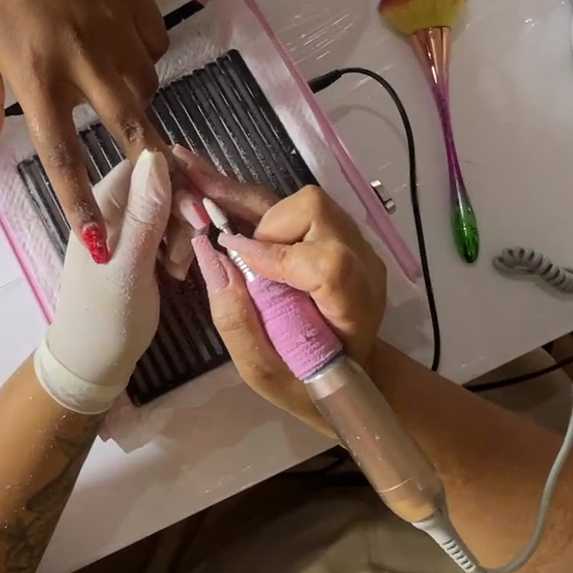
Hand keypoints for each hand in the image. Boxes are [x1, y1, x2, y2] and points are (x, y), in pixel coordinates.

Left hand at [0, 0, 169, 263]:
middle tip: (163, 188)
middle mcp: (85, 58)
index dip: (83, 205)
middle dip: (151, 164)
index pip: (64, 155)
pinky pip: (155, 45)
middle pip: (132, 127)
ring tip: (114, 90)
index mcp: (37, 75)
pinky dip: (143, 56)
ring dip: (136, 100)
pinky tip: (120, 44)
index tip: (102, 242)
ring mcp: (118, 27)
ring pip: (147, 85)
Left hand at [35, 150, 171, 413]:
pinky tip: (176, 271)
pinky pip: (164, 228)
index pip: (145, 164)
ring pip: (167, 206)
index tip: (197, 219)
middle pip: (160, 183)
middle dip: (183, 211)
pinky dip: (177, 245)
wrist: (93, 363)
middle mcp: (108, 207)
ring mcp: (121, 226)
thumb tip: (156, 154)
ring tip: (179, 267)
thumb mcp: (131, 266)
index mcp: (99, 203)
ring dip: (182, 231)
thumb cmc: (108, 318)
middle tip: (187, 250)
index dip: (177, 184)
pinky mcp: (134, 245)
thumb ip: (145, 213)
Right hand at [176, 148, 385, 432]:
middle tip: (223, 236)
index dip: (276, 253)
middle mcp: (361, 265)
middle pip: (315, 210)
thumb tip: (210, 256)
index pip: (328, 263)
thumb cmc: (305, 381)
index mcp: (352, 307)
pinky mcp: (337, 231)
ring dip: (256, 209)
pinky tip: (217, 191)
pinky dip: (255, 202)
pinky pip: (296, 204)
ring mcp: (354, 243)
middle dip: (263, 224)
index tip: (234, 255)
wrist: (347, 374)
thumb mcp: (263, 371)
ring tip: (210, 202)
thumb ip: (236, 319)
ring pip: (303, 199)